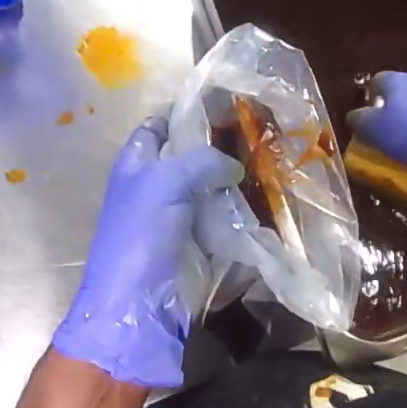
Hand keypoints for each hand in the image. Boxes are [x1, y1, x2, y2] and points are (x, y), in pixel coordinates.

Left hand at [51, 117, 240, 386]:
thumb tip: (233, 166)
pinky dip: (238, 212)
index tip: (224, 105)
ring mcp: (178, 217)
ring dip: (234, 181)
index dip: (184, 114)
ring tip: (269, 163)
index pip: (158, 127)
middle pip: (190, 157)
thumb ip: (202, 161)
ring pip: (210, 188)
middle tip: (258, 135)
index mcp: (137, 164)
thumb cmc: (142, 234)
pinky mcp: (197, 243)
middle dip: (219, 148)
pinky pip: (221, 219)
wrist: (140, 302)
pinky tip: (262, 200)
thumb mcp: (166, 182)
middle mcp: (156, 187)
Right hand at [345, 71, 406, 192]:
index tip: (365, 120)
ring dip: (403, 116)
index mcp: (397, 79)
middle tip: (380, 129)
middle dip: (386, 107)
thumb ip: (357, 118)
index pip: (375, 81)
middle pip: (395, 90)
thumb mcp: (369, 129)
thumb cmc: (404, 136)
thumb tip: (355, 116)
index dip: (367, 99)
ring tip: (399, 138)